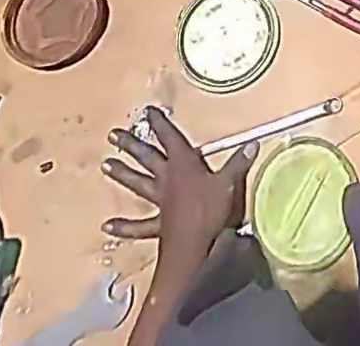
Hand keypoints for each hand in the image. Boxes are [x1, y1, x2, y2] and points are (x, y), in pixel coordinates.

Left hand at [102, 107, 257, 255]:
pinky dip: (125, 226)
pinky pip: (140, 225)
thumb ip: (238, 163)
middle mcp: (168, 178)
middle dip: (132, 145)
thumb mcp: (228, 183)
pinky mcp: (159, 224)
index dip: (160, 124)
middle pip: (147, 158)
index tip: (148, 111)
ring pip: (139, 183)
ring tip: (106, 164)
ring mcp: (160, 201)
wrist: (195, 248)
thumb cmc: (211, 210)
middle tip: (114, 134)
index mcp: (183, 164)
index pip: (170, 138)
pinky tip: (108, 226)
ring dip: (123, 174)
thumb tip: (253, 144)